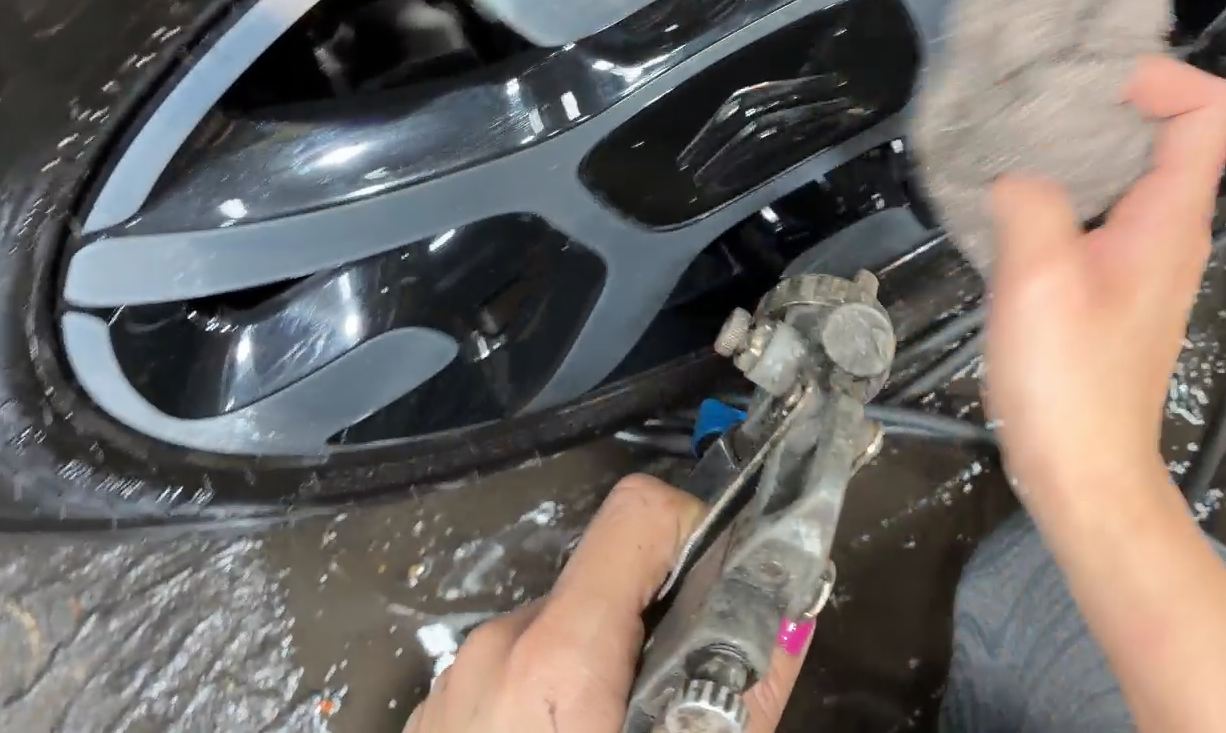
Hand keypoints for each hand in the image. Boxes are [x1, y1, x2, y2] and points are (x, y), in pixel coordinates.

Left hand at [406, 474, 809, 732]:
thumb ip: (747, 691)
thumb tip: (789, 615)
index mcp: (556, 653)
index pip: (637, 513)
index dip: (695, 529)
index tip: (727, 583)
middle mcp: (497, 646)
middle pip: (604, 582)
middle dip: (661, 625)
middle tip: (694, 699)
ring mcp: (455, 684)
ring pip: (563, 632)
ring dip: (610, 671)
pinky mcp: (436, 718)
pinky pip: (517, 674)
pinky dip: (559, 701)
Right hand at [981, 56, 1225, 509]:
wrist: (1080, 465)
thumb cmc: (1068, 378)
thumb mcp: (1039, 281)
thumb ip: (1029, 205)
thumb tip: (1013, 174)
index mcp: (1170, 218)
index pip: (1205, 109)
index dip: (1157, 75)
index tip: (1083, 79)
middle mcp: (1168, 228)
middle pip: (1162, 130)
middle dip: (1101, 98)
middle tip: (1029, 96)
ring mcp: (1139, 255)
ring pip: (1121, 168)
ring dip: (1072, 142)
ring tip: (1010, 136)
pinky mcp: (1108, 279)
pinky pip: (1092, 206)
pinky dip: (1056, 184)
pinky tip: (1006, 195)